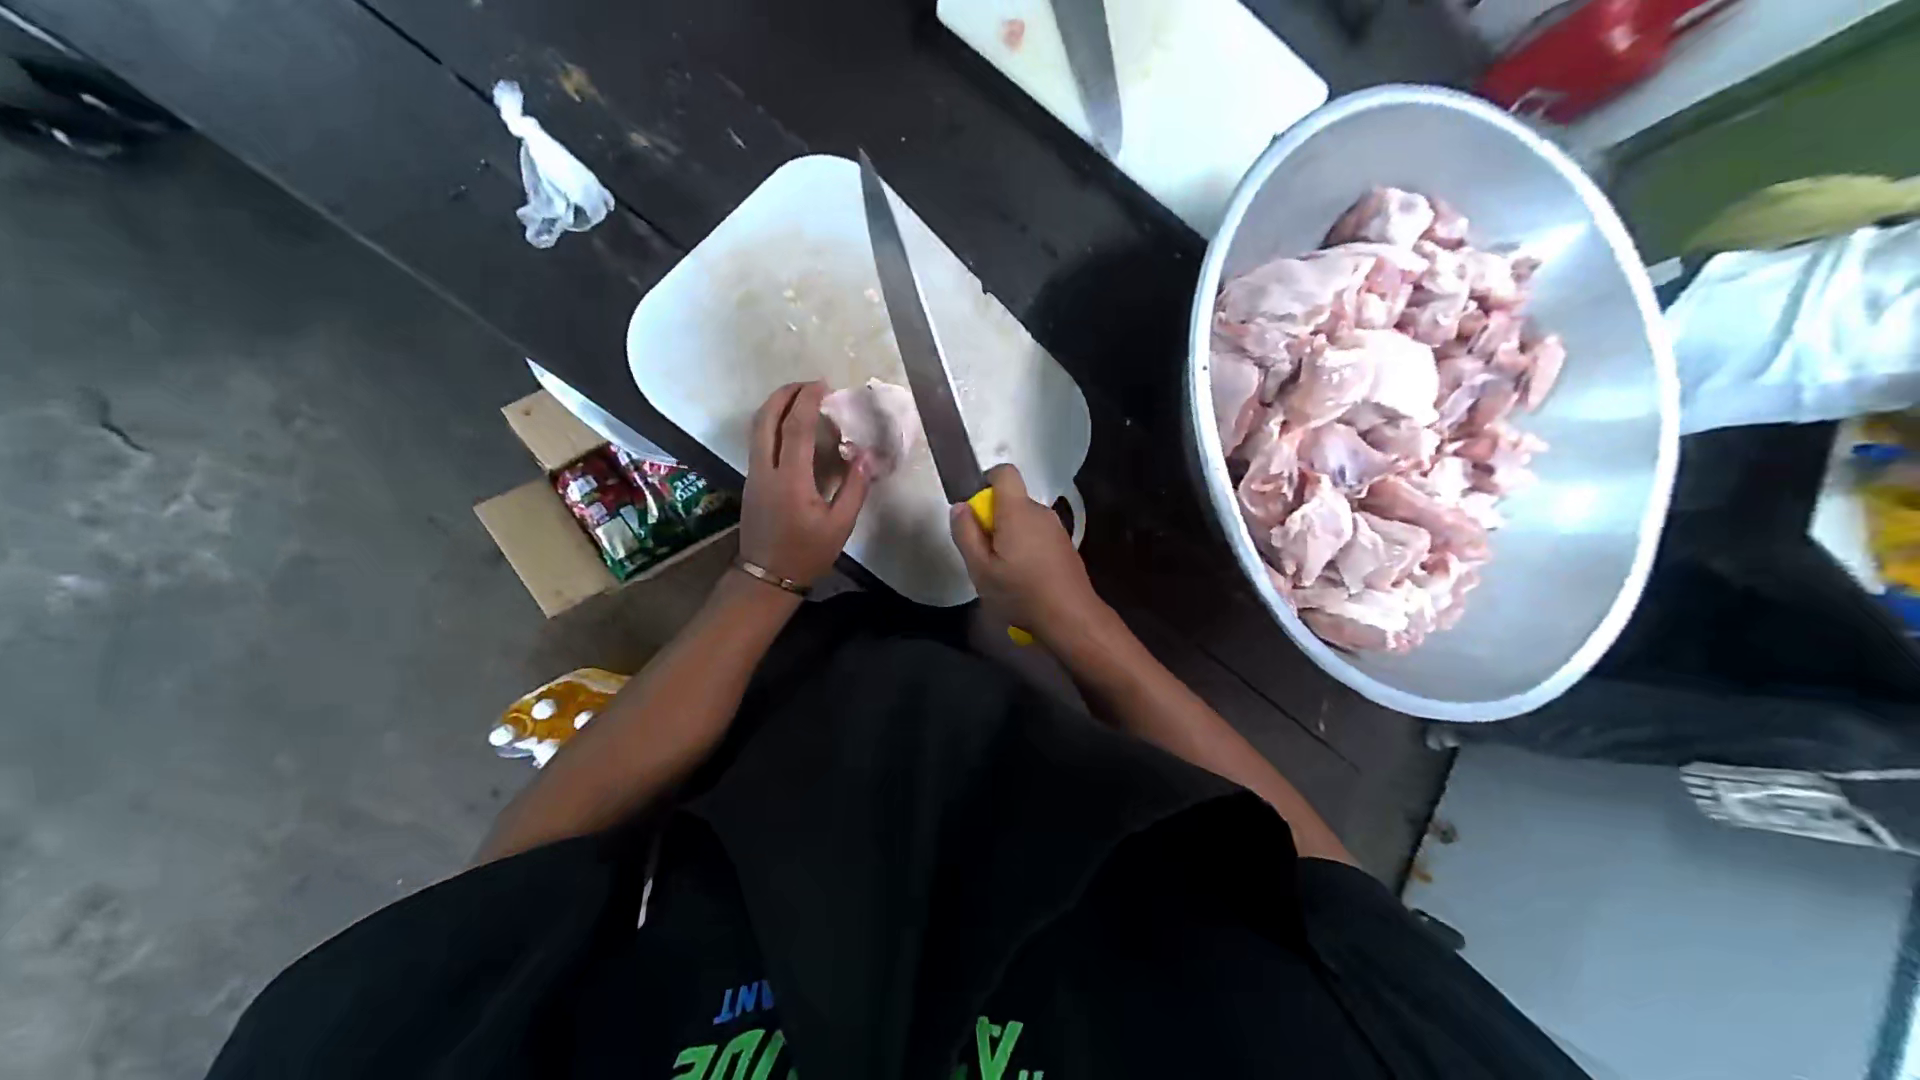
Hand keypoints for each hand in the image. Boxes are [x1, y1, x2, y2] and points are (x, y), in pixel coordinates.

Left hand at [740, 381, 871, 586]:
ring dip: (776, 407)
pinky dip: (773, 424)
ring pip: (757, 428)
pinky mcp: (752, 481)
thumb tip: (864, 456)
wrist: (766, 577)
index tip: (823, 386)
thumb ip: (854, 488)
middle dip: (785, 395)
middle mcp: (766, 470)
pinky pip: (759, 441)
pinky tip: (792, 428)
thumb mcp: (840, 526)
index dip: (808, 401)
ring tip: (800, 400)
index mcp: (790, 480)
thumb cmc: (806, 553)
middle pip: (766, 418)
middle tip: (809, 385)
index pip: (796, 428)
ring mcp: (754, 475)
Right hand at [950, 464, 1107, 640]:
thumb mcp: (980, 569)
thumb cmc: (1020, 592)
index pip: (1004, 472)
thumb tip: (959, 506)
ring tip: (1003, 572)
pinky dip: (1027, 549)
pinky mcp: (1065, 546)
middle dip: (994, 520)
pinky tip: (1024, 579)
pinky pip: (1038, 536)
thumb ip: (966, 534)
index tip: (975, 510)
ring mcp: (1057, 529)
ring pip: (1025, 521)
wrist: (1071, 618)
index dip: (986, 482)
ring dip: (1011, 537)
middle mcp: (1040, 512)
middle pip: (1012, 501)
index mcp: (1018, 511)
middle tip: (984, 554)